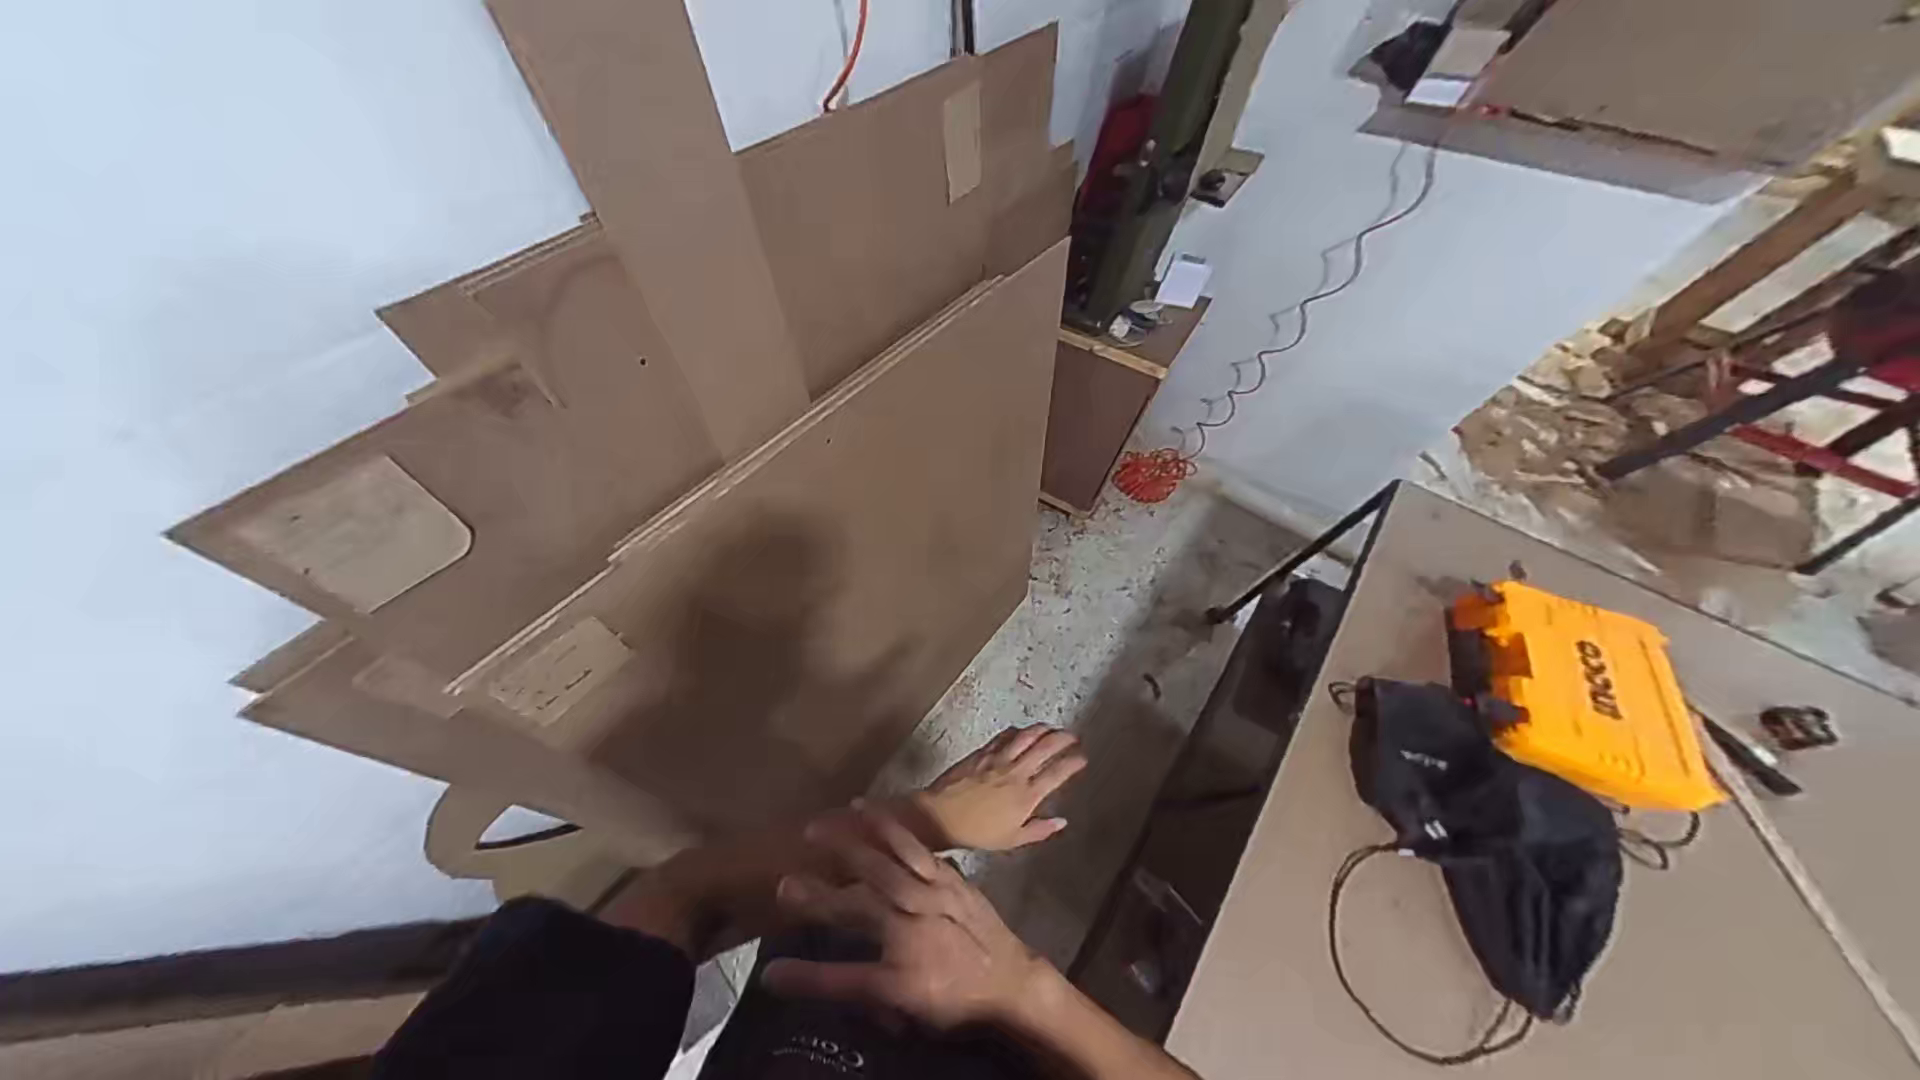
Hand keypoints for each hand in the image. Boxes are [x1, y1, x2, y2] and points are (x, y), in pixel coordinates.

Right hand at [764, 805, 1049, 1030]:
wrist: (1012, 982)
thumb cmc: (957, 1002)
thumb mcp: (911, 1012)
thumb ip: (867, 993)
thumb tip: (832, 977)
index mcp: (905, 976)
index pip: (844, 980)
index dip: (804, 979)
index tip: (769, 972)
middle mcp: (916, 931)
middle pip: (860, 909)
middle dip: (820, 894)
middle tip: (785, 880)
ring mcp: (935, 898)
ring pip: (891, 863)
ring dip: (855, 841)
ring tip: (828, 822)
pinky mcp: (950, 877)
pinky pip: (917, 847)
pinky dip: (891, 828)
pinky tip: (872, 812)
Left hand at [908, 725, 1086, 851]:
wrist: (940, 816)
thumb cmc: (977, 833)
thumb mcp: (1012, 839)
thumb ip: (1039, 830)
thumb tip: (1062, 822)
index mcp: (1026, 796)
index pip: (1057, 773)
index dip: (1073, 763)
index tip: (1082, 758)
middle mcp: (1016, 772)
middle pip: (1046, 747)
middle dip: (1063, 739)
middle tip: (1073, 737)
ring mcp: (998, 758)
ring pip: (1027, 735)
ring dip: (1043, 729)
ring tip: (1052, 728)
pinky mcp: (983, 751)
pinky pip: (1005, 735)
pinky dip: (1018, 731)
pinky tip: (1023, 731)